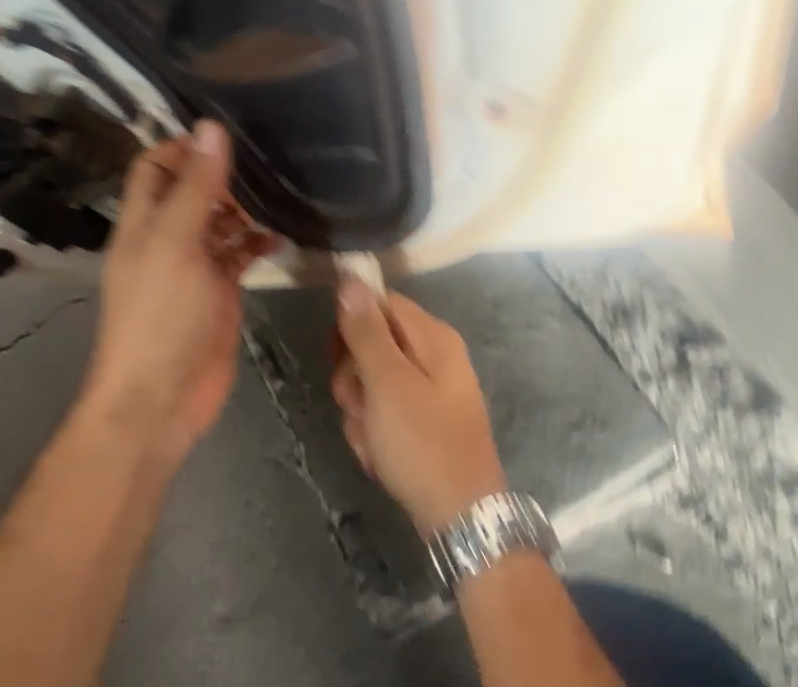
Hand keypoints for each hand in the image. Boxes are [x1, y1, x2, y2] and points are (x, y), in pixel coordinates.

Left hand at [85, 121, 276, 459]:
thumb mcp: (176, 243)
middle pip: (191, 192)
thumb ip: (196, 187)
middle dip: (223, 174)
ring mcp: (194, 267)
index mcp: (143, 222)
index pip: (154, 166)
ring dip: (245, 207)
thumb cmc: (160, 316)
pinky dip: (258, 243)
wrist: (161, 400)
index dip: (182, 147)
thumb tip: (210, 126)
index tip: (227, 136)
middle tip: (269, 158)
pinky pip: (238, 256)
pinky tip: (283, 235)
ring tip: (283, 190)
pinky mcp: (219, 293)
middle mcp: (166, 239)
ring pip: (220, 223)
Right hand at [331, 280, 507, 532]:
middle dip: (353, 377)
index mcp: (433, 338)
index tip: (335, 356)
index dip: (352, 325)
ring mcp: (432, 392)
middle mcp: (436, 357)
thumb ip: (367, 331)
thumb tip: (352, 279)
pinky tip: (378, 456)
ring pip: (374, 383)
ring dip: (360, 412)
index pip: (381, 303)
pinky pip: (386, 413)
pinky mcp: (426, 422)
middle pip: (374, 344)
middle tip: (355, 405)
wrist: (461, 518)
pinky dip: (374, 432)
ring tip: (370, 439)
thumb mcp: (387, 384)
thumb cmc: (422, 444)